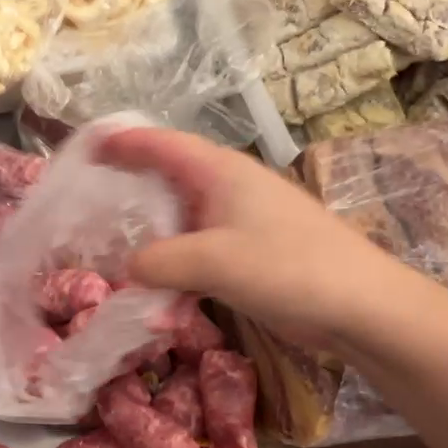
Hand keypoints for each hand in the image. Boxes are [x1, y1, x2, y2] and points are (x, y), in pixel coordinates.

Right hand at [96, 127, 420, 351]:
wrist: (362, 307)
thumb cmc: (289, 267)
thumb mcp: (211, 262)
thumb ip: (157, 261)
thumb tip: (127, 267)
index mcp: (220, 172)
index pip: (162, 143)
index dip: (123, 141)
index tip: (86, 146)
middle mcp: (227, 188)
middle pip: (166, 175)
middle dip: (127, 181)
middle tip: (85, 194)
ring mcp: (239, 220)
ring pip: (179, 213)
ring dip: (146, 224)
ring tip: (106, 236)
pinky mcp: (246, 252)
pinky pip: (193, 245)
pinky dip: (168, 256)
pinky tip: (151, 280)